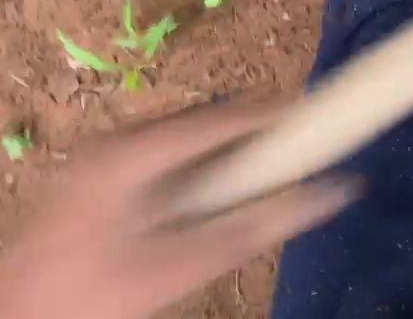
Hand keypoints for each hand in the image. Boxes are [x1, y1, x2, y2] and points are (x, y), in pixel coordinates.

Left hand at [0, 100, 354, 318]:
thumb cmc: (93, 306)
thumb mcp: (182, 269)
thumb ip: (258, 227)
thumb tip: (334, 191)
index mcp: (130, 154)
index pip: (218, 117)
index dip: (267, 114)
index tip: (309, 116)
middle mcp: (108, 144)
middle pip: (196, 123)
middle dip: (240, 136)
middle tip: (280, 155)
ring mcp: (87, 161)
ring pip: (173, 139)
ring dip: (212, 153)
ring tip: (245, 178)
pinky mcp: (78, 181)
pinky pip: (149, 157)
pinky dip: (182, 168)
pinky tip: (194, 200)